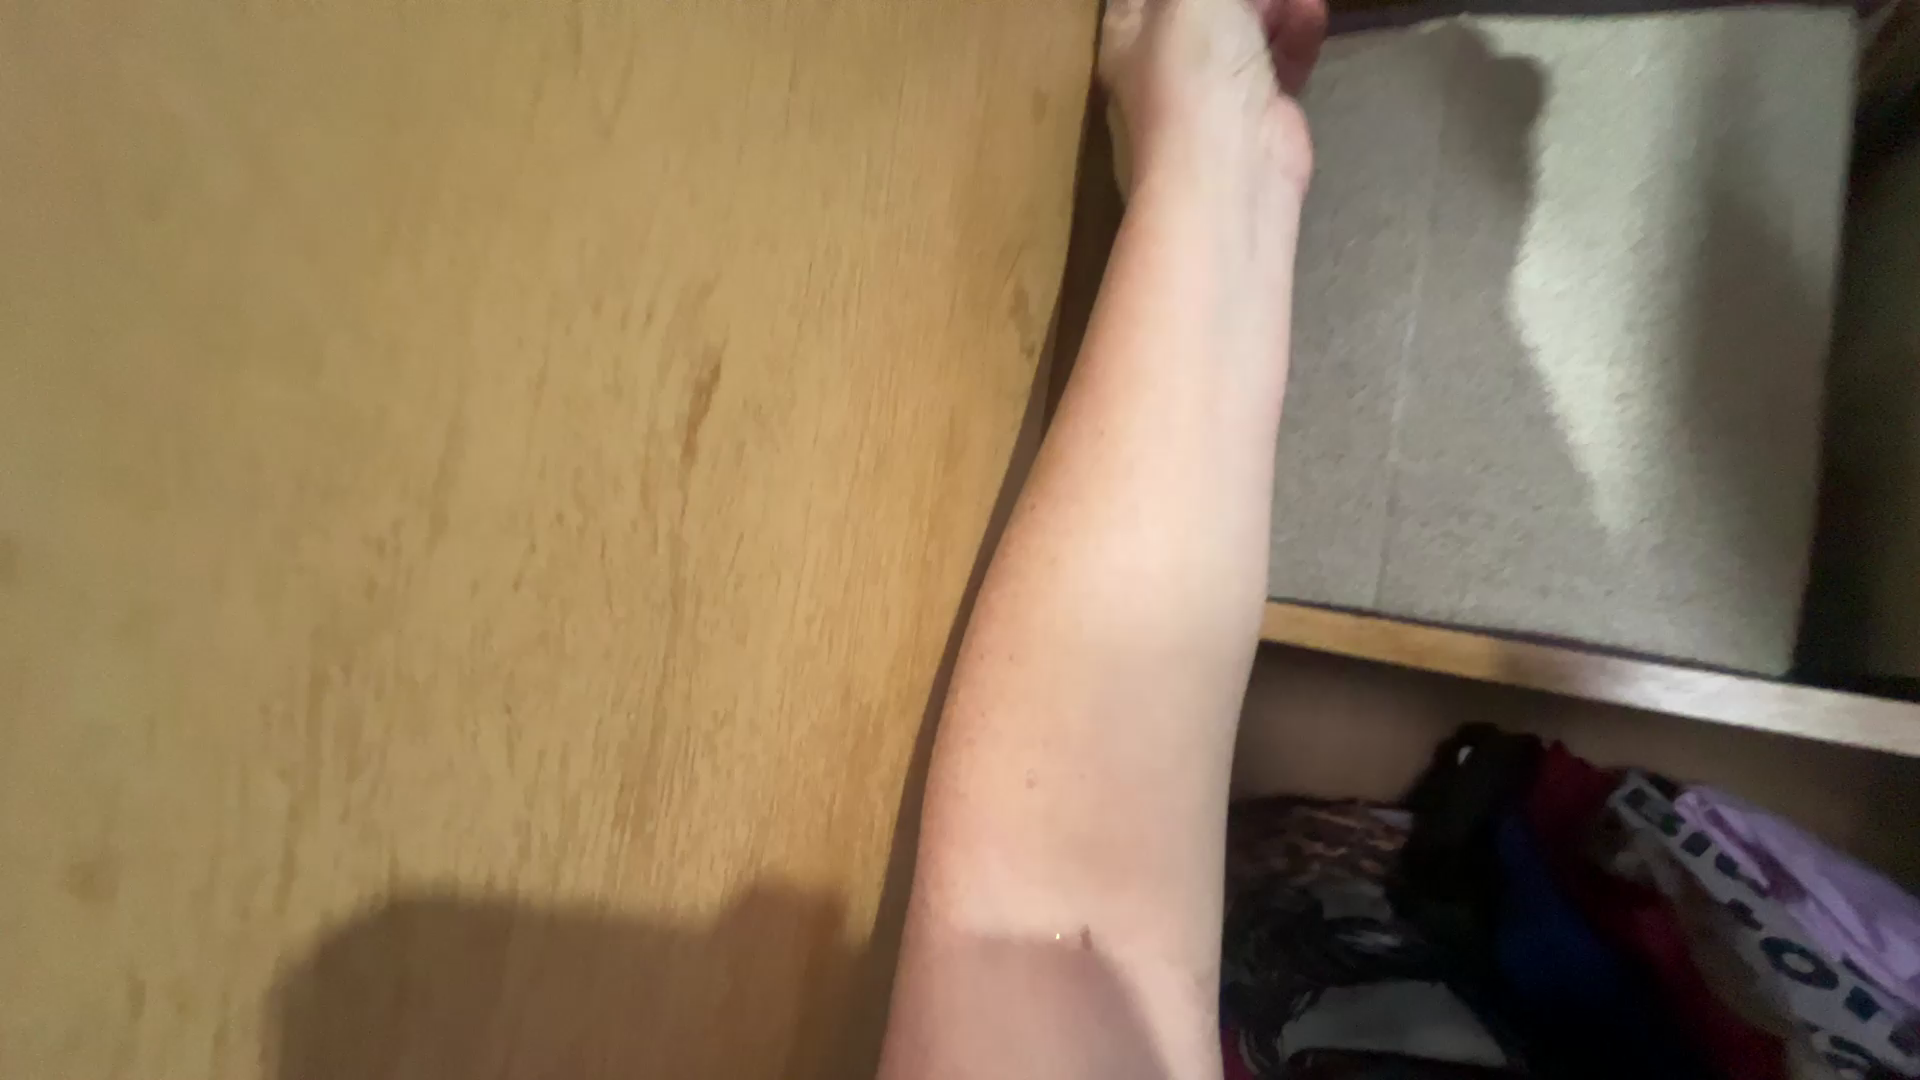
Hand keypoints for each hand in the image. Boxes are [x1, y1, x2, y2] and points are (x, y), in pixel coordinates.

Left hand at [1100, 0, 1326, 194]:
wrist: (1229, 171)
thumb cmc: (1192, 73)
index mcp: (1130, 34)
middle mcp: (1166, 62)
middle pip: (1208, 4)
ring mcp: (1214, 88)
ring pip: (1249, 21)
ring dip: (1276, 0)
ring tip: (1294, 0)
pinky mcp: (1258, 109)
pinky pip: (1280, 53)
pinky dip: (1297, 30)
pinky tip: (1309, 18)